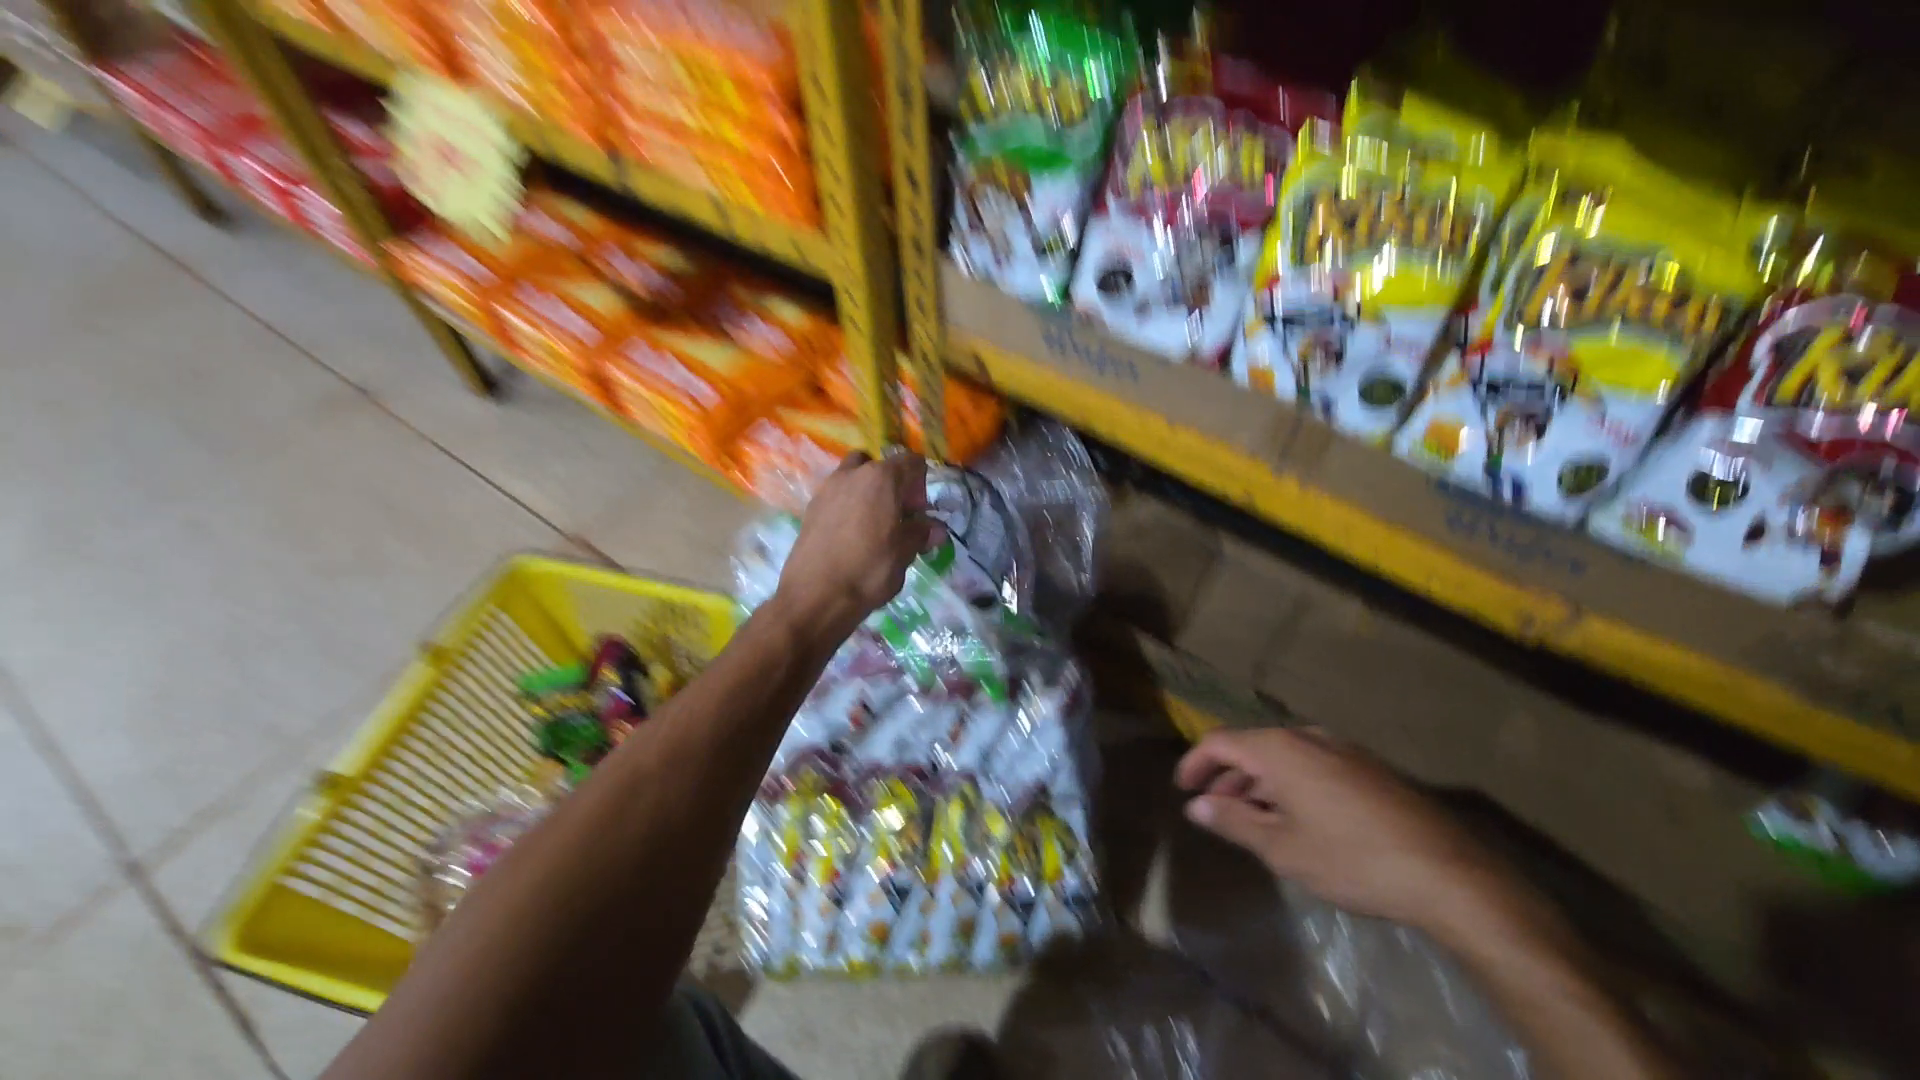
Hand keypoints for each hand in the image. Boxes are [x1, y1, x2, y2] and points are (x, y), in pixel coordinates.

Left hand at [772, 452, 940, 635]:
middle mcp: (852, 474)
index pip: (911, 462)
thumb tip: (936, 529)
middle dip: (892, 484)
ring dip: (867, 492)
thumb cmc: (868, 570)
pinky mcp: (810, 508)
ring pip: (854, 477)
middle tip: (898, 516)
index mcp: (881, 478)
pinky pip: (836, 496)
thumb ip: (920, 534)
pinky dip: (848, 506)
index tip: (919, 513)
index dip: (921, 484)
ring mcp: (827, 489)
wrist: (815, 596)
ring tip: (873, 525)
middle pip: (879, 465)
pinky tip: (851, 536)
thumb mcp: (904, 553)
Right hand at [1175, 728, 1519, 934]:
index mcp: (1281, 750)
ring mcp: (1344, 750)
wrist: (1445, 872)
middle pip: (1254, 746)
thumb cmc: (1350, 859)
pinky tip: (1297, 820)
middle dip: (1228, 776)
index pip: (1221, 741)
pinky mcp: (1370, 769)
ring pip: (1286, 757)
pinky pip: (1314, 766)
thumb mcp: (1282, 848)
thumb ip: (1233, 821)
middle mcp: (1310, 737)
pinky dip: (1291, 785)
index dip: (1195, 763)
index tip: (1181, 790)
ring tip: (1252, 819)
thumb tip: (1197, 805)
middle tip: (1212, 809)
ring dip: (1260, 783)